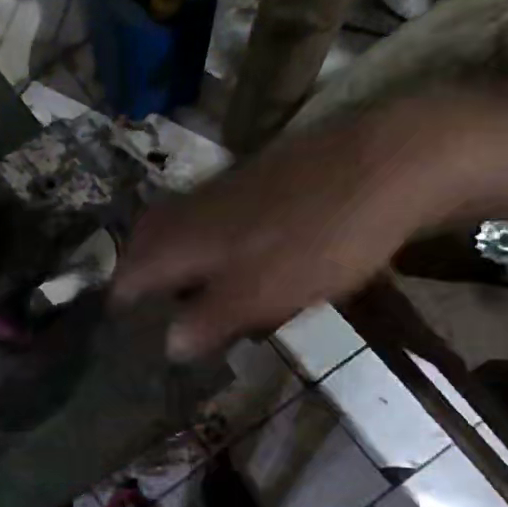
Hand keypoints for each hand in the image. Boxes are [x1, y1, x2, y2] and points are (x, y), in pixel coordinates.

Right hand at [113, 97, 507, 358]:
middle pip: (146, 239)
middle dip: (138, 270)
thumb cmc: (320, 239)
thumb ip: (211, 319)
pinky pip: (212, 216)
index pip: (131, 270)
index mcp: (185, 238)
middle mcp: (194, 208)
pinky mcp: (258, 179)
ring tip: (183, 287)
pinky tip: (234, 256)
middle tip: (144, 301)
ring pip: (180, 224)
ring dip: (171, 255)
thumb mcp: (263, 294)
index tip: (121, 324)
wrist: (387, 162)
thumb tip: (170, 344)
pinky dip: (205, 241)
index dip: (122, 299)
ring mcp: (227, 188)